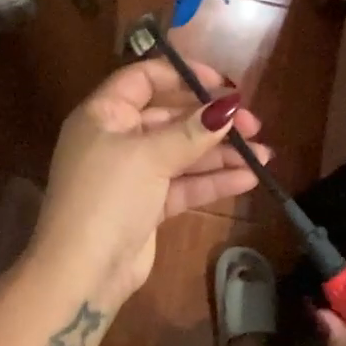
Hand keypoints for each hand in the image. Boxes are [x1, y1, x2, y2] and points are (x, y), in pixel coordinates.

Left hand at [26, 58, 269, 304]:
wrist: (83, 270)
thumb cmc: (108, 197)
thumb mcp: (149, 157)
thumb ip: (191, 131)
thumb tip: (228, 107)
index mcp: (104, 115)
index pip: (144, 79)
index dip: (184, 75)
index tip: (224, 85)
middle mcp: (117, 139)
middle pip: (170, 117)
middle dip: (212, 121)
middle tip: (253, 125)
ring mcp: (133, 174)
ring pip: (182, 153)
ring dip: (221, 153)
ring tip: (263, 154)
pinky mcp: (147, 205)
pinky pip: (184, 184)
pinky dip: (212, 180)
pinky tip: (248, 178)